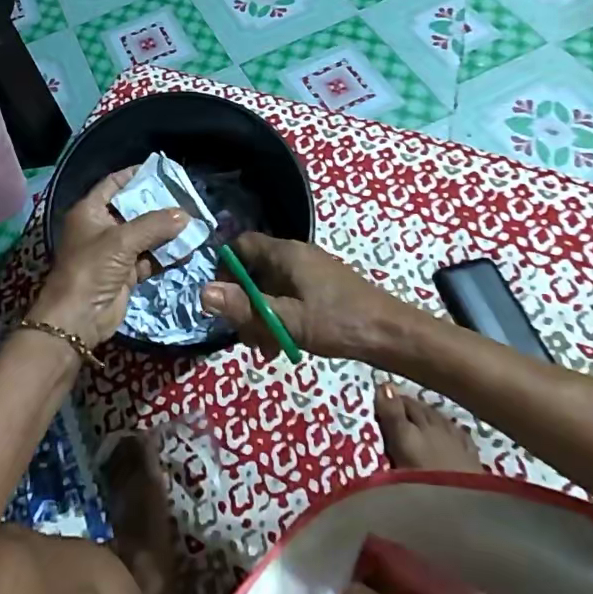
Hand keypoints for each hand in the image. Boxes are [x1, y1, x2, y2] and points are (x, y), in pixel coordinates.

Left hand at [27, 167, 185, 347]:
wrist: (77, 320)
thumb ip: (155, 224)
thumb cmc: (91, 269)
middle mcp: (101, 228)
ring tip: (193, 221)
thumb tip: (184, 216)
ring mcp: (113, 252)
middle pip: (133, 209)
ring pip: (145, 234)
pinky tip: (187, 249)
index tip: (162, 170)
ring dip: (167, 230)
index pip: (113, 184)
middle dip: (159, 204)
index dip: (135, 175)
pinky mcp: (125, 272)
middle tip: (186, 196)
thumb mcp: (122, 240)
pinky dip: (166, 253)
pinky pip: (150, 257)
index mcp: (89, 211)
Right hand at [199, 232, 421, 361]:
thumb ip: (246, 307)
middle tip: (248, 337)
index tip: (221, 300)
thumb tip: (203, 293)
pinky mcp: (320, 287)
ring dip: (262, 316)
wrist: (389, 332)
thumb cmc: (338, 322)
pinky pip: (287, 295)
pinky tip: (284, 344)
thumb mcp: (287, 319)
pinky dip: (280, 316)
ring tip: (268, 348)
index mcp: (285, 254)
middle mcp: (295, 255)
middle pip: (254, 270)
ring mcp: (309, 270)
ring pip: (270, 287)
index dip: (224, 268)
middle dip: (245, 303)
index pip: (241, 244)